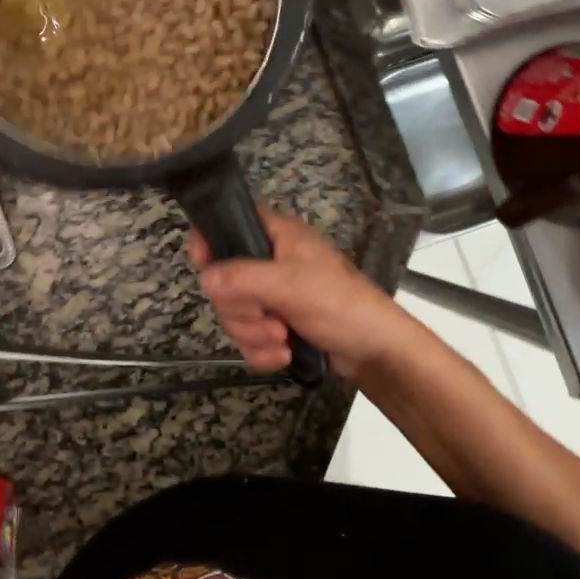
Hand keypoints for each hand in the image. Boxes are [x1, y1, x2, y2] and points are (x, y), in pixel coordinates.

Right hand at [189, 209, 418, 379]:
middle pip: (224, 280)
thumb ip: (243, 277)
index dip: (210, 243)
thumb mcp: (289, 284)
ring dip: (254, 333)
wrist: (375, 350)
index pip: (229, 223)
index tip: (205, 268)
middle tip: (266, 315)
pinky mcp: (277, 325)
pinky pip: (249, 337)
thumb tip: (204, 277)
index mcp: (277, 235)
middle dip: (242, 309)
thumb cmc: (339, 303)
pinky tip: (284, 354)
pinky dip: (262, 350)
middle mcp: (271, 261)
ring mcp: (273, 295)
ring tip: (282, 338)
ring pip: (234, 313)